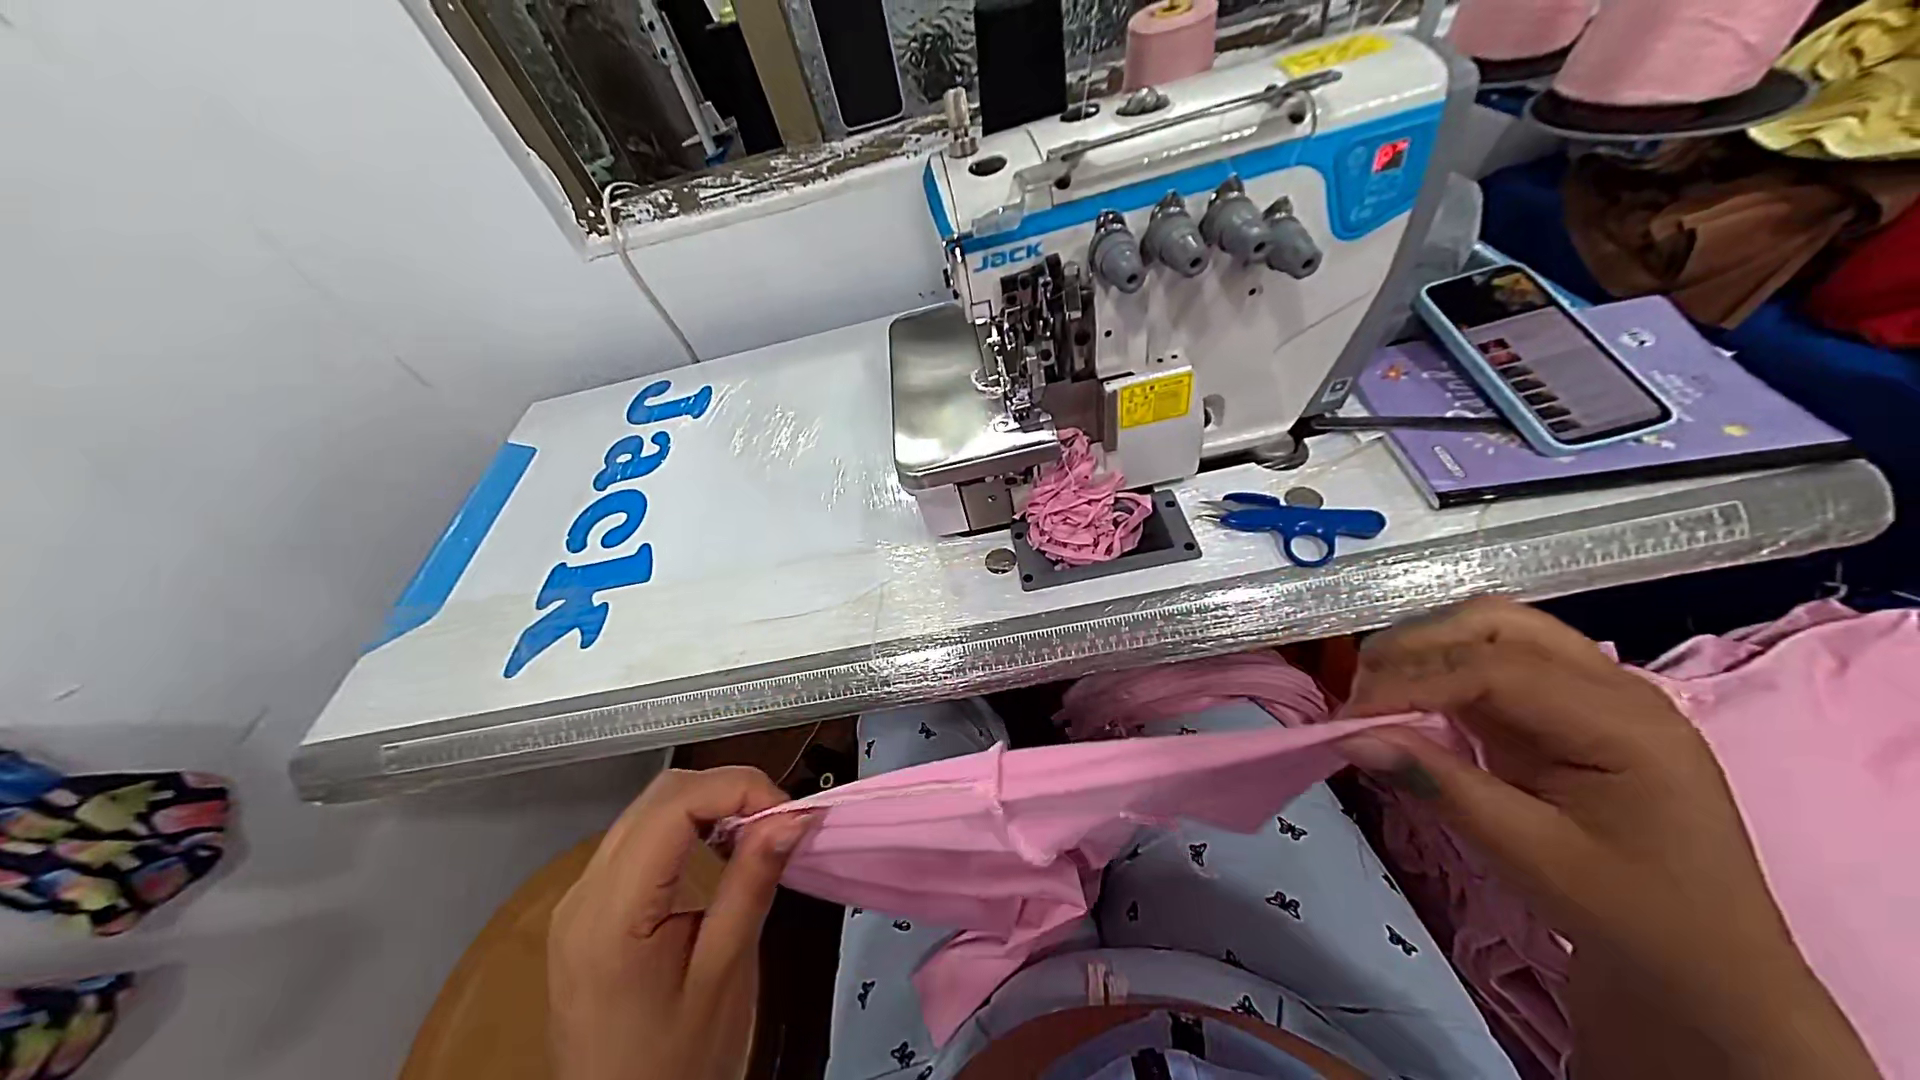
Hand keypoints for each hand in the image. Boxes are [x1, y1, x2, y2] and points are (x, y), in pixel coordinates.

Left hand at [548, 767, 811, 1079]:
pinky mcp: (588, 908)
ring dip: (709, 803)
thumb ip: (752, 884)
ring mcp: (579, 900)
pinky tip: (719, 847)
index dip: (738, 788)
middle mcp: (583, 894)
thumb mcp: (724, 975)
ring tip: (756, 831)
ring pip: (650, 808)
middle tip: (777, 820)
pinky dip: (688, 825)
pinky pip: (641, 837)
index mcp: (610, 914)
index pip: (674, 805)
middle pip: (660, 796)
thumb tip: (792, 816)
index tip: (786, 812)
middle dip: (728, 789)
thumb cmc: (674, 1067)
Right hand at [1339, 597, 1876, 1077]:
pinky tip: (1412, 703)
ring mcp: (1592, 690)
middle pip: (1494, 623)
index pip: (1495, 669)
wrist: (1706, 966)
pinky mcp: (1563, 706)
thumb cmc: (1630, 914)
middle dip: (1415, 646)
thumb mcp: (1530, 856)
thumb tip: (1350, 736)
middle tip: (1362, 695)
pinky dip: (1440, 670)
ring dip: (1425, 650)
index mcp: (1625, 722)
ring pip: (1490, 629)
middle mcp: (1613, 686)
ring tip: (1378, 694)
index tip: (1349, 717)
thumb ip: (1439, 785)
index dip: (1410, 682)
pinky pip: (1491, 661)